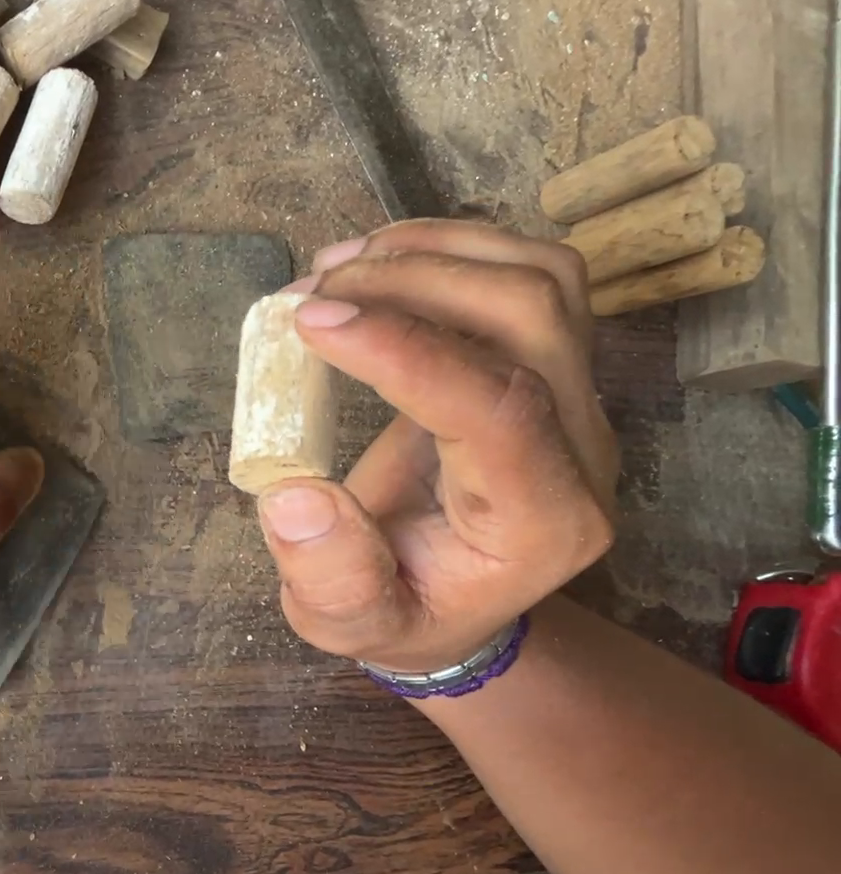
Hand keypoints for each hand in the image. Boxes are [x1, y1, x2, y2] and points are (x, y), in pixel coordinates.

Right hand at [258, 220, 619, 672]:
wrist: (450, 602)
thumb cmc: (398, 614)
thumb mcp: (348, 623)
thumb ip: (328, 577)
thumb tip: (293, 497)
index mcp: (538, 521)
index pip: (497, 408)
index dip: (403, 351)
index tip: (309, 323)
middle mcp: (579, 448)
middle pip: (532, 319)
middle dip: (413, 283)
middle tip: (308, 293)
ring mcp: (575, 400)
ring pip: (540, 280)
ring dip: (432, 252)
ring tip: (332, 266)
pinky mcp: (544, 369)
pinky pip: (522, 279)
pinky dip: (444, 251)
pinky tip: (370, 261)